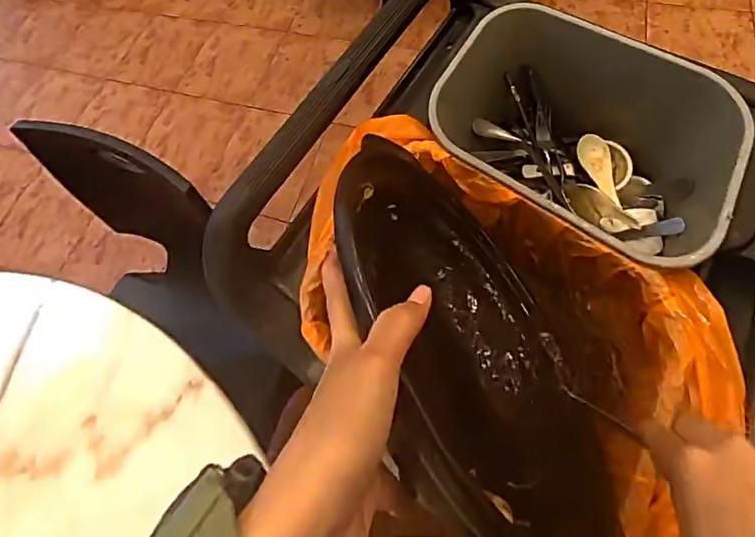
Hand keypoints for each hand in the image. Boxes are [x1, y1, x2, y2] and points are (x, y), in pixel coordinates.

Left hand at [239, 254, 431, 536]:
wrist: (313, 520)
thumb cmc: (338, 432)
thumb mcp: (370, 370)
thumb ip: (395, 330)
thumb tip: (420, 287)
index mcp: (342, 358)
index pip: (340, 304)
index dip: (335, 275)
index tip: (330, 246)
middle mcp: (346, 388)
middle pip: (360, 345)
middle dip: (372, 320)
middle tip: (401, 291)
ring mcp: (357, 429)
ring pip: (383, 391)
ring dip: (401, 374)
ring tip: (433, 354)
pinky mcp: (372, 468)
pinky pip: (402, 447)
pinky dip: (419, 442)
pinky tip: (441, 436)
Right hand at [643, 409, 754, 536]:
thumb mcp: (690, 536)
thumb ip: (681, 512)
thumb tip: (685, 507)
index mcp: (692, 466)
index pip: (655, 433)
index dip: (647, 436)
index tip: (643, 436)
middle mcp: (729, 449)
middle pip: (695, 424)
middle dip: (687, 441)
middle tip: (689, 473)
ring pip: (739, 448)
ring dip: (732, 466)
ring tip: (738, 504)